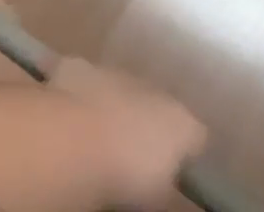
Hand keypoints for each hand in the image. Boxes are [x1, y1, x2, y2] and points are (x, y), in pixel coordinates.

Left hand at [49, 58, 205, 208]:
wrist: (71, 138)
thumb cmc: (124, 173)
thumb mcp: (158, 198)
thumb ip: (172, 195)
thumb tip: (174, 196)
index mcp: (180, 122)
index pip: (195, 135)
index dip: (184, 153)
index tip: (171, 171)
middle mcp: (150, 88)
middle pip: (155, 106)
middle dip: (145, 123)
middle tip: (130, 152)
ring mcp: (112, 72)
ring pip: (119, 88)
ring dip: (113, 104)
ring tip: (97, 133)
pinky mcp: (77, 66)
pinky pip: (84, 79)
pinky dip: (80, 93)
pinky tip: (68, 114)